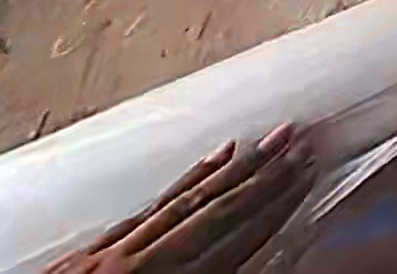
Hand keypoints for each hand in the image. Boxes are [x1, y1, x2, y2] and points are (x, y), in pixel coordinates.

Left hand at [43, 125, 314, 273]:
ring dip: (236, 167)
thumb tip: (262, 260)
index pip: (237, 237)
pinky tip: (213, 155)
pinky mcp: (86, 256)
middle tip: (302, 138)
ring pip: (188, 200)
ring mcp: (111, 257)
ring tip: (271, 136)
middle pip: (218, 209)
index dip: (278, 203)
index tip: (311, 170)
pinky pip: (146, 209)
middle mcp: (140, 266)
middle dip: (266, 174)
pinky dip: (185, 182)